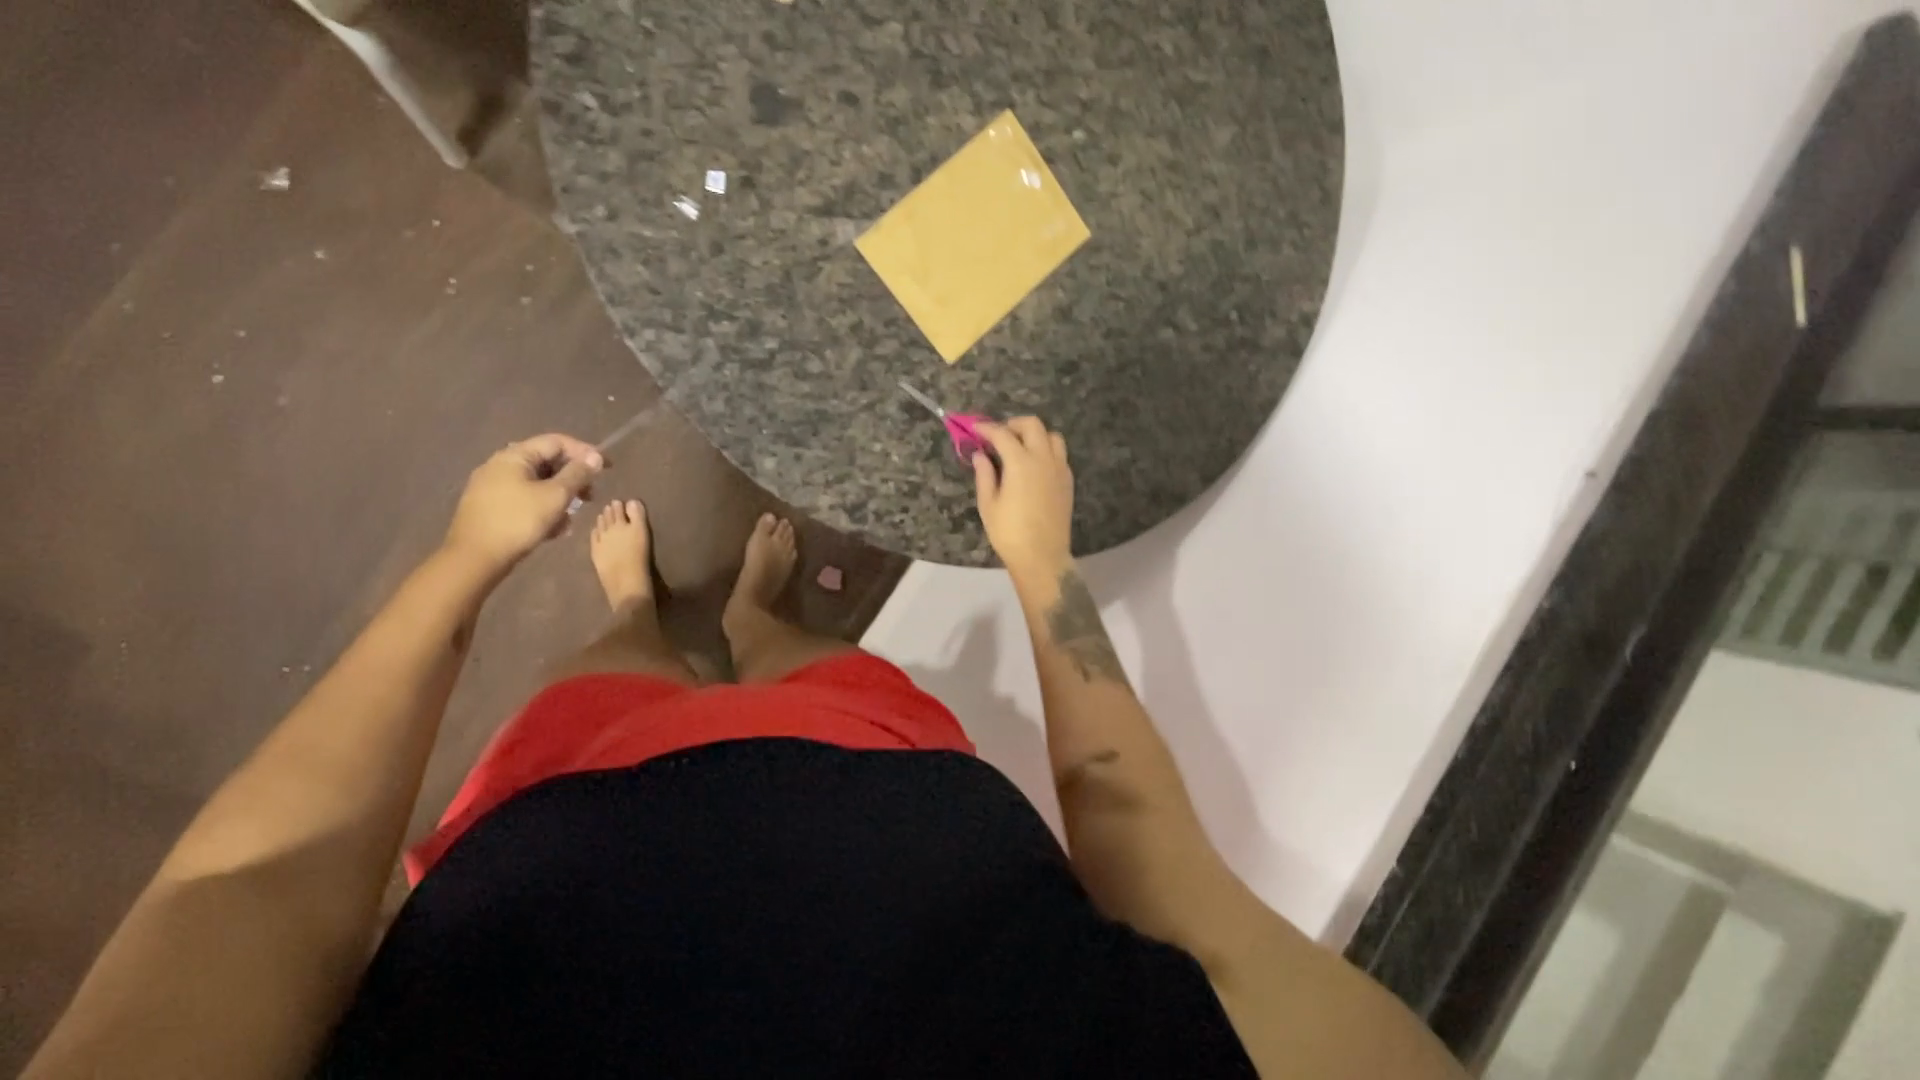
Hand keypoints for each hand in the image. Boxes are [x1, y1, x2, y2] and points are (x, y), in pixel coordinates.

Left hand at [443, 433, 602, 572]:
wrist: (474, 558)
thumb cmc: (517, 522)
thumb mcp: (554, 496)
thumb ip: (577, 474)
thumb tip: (595, 456)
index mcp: (514, 456)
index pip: (556, 442)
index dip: (584, 452)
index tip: (606, 468)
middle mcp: (500, 465)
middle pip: (546, 462)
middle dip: (573, 478)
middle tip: (591, 496)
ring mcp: (493, 487)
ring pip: (537, 484)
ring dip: (560, 497)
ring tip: (571, 518)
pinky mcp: (491, 507)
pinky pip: (525, 499)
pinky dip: (543, 508)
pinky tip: (553, 529)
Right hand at [973, 417, 1073, 580]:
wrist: (1042, 556)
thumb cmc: (1009, 533)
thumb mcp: (988, 504)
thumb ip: (984, 474)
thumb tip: (980, 455)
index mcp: (1021, 463)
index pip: (1002, 434)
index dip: (987, 428)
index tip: (975, 428)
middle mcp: (1044, 459)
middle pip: (1033, 425)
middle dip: (1013, 424)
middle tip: (998, 436)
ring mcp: (1060, 469)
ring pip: (1052, 436)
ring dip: (1035, 435)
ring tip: (1019, 447)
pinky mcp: (1067, 481)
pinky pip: (1059, 454)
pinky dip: (1046, 450)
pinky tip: (1033, 465)